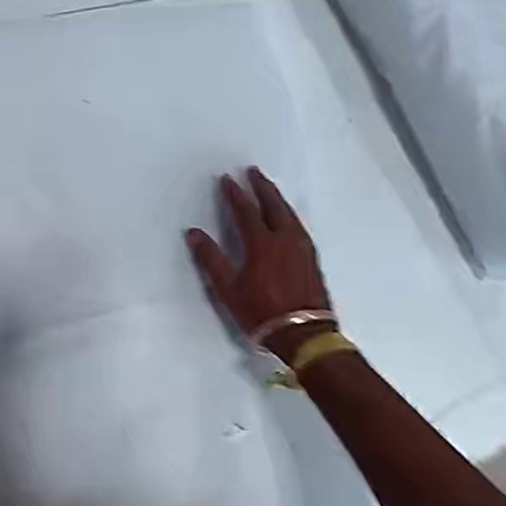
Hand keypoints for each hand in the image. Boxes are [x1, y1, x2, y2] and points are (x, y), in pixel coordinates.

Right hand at [186, 167, 334, 362]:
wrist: (306, 335)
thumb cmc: (263, 312)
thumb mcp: (229, 289)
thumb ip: (211, 259)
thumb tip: (194, 233)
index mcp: (262, 244)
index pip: (246, 211)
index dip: (235, 194)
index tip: (227, 180)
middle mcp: (284, 239)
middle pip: (272, 205)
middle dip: (261, 187)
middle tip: (253, 171)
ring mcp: (302, 247)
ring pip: (288, 213)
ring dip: (276, 197)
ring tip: (268, 186)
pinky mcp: (311, 257)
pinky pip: (298, 224)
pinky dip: (288, 212)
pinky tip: (286, 215)